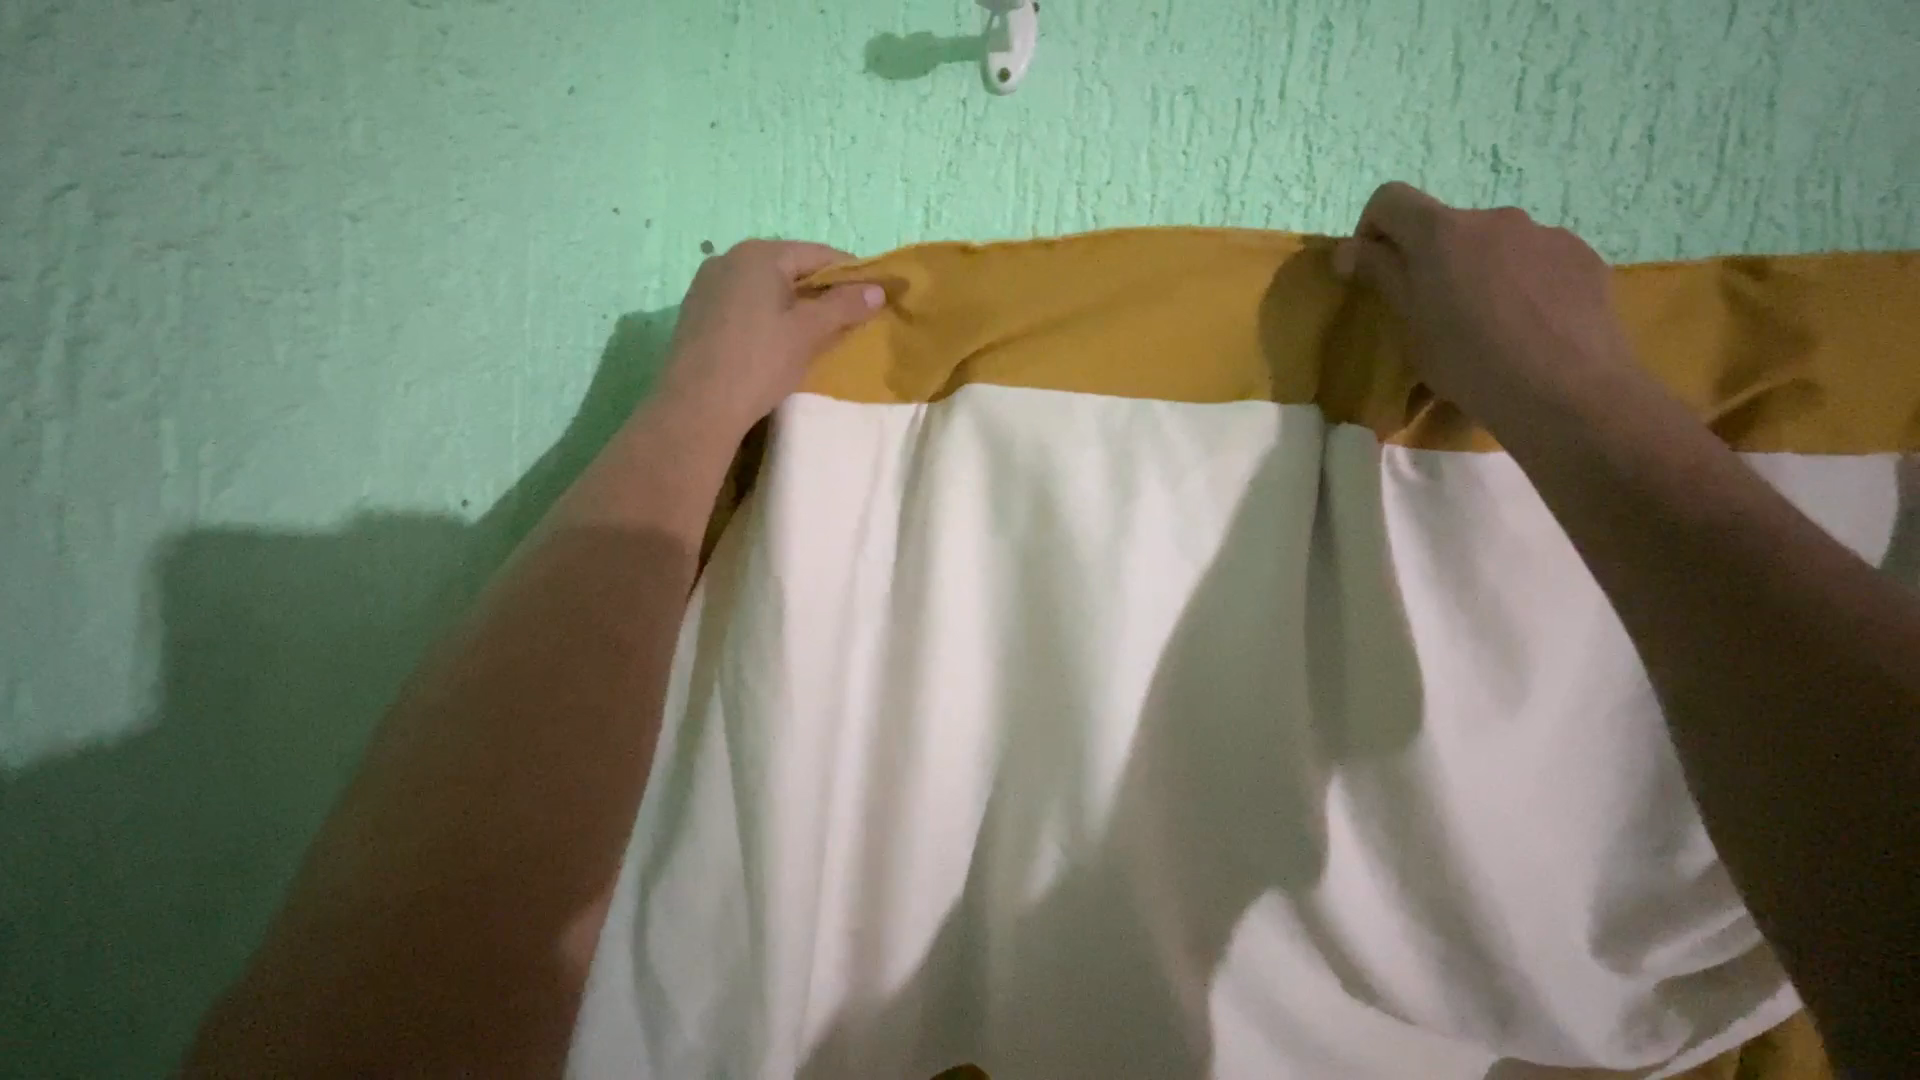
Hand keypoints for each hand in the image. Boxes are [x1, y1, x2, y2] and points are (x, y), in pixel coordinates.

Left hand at [657, 239, 883, 438]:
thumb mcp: (809, 333)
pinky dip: (768, 315)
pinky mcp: (697, 312)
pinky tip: (777, 341)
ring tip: (816, 333)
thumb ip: (844, 306)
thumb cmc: (759, 362)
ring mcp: (708, 285)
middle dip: (822, 290)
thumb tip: (877, 289)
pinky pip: (744, 304)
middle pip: (790, 267)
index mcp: (760, 254)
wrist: (697, 406)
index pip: (819, 254)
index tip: (873, 296)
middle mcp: (729, 258)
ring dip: (794, 304)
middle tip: (848, 318)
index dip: (851, 274)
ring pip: (765, 287)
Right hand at [1332, 182, 1640, 428]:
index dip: (1372, 229)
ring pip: (1493, 245)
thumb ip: (1382, 276)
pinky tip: (1528, 327)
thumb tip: (1349, 249)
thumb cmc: (1469, 362)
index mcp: (1441, 233)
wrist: (1565, 391)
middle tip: (1433, 314)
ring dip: (1478, 272)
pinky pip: (1536, 259)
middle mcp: (1494, 218)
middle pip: (1445, 227)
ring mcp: (1544, 233)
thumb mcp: (1411, 325)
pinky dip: (1521, 283)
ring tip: (1487, 326)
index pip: (1390, 199)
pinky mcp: (1581, 255)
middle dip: (1430, 260)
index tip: (1374, 271)